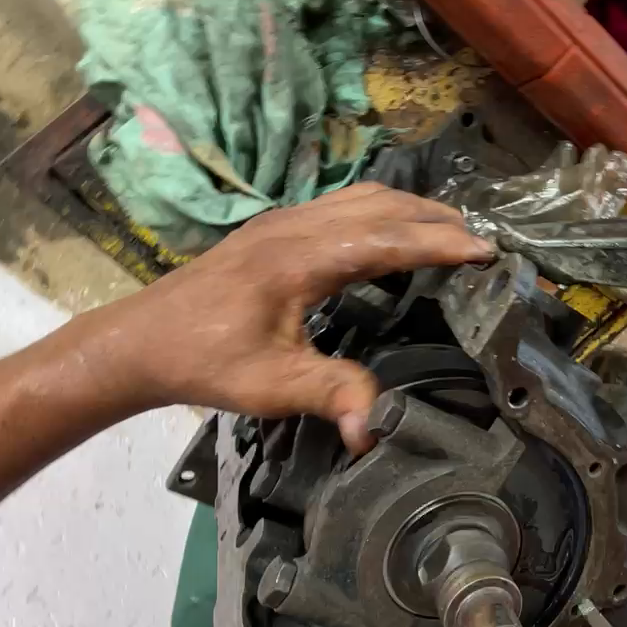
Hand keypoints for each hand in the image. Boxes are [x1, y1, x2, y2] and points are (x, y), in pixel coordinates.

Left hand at [71, 184, 493, 450]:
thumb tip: (376, 429)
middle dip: (438, 218)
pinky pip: (345, 203)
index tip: (487, 251)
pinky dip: (385, 210)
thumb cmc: (203, 361)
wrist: (139, 340)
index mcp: (300, 260)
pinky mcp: (276, 226)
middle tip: (481, 241)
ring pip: (364, 197)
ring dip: (413, 209)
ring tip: (451, 230)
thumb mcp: (270, 386)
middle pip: (383, 205)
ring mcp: (284, 220)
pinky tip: (395, 231)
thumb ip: (330, 395)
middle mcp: (296, 226)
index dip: (442, 243)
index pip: (388, 240)